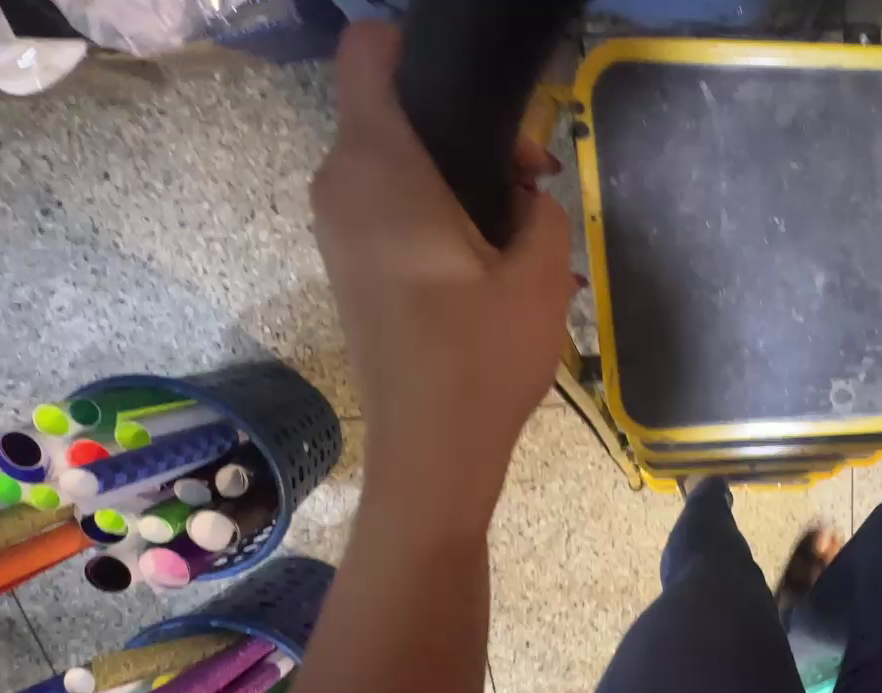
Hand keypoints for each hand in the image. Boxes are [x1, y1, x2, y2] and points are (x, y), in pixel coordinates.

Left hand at [312, 20, 573, 504]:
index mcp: (381, 168)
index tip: (491, 104)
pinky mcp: (350, 272)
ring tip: (525, 242)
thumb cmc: (484, 358)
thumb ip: (541, 212)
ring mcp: (338, 232)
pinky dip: (440, 223)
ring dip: (462, 189)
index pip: (371, 53)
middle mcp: (342, 186)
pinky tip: (495, 275)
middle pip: (395, 116)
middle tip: (536, 188)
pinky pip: (392, 216)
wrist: (432, 450)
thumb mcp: (543, 278)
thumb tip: (524, 195)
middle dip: (468, 137)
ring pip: (398, 172)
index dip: (424, 53)